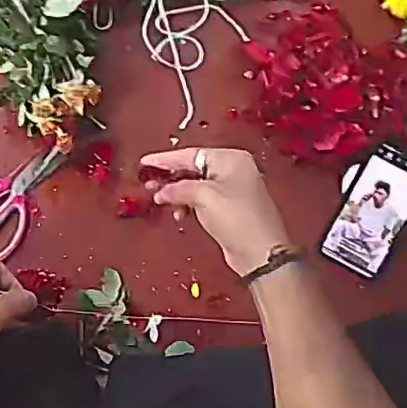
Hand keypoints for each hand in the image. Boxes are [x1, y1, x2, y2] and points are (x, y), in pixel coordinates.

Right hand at [142, 147, 292, 275]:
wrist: (260, 252)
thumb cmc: (238, 219)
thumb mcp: (204, 197)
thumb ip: (179, 189)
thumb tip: (162, 191)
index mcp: (230, 159)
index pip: (191, 154)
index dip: (165, 160)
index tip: (146, 162)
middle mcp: (233, 169)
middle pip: (193, 168)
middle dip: (170, 178)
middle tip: (149, 183)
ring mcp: (232, 188)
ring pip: (196, 185)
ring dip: (178, 193)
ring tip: (160, 201)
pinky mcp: (230, 207)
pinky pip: (203, 198)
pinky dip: (189, 204)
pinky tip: (180, 213)